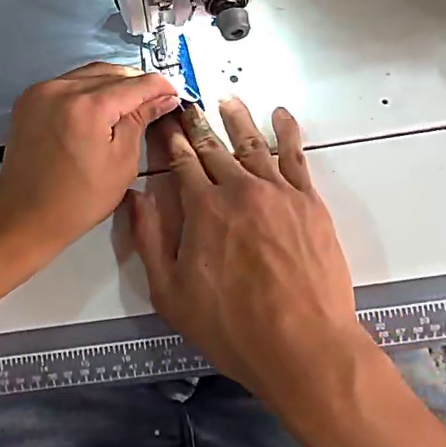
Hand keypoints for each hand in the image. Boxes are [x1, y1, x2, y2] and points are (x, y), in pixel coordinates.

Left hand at [0, 63, 179, 248]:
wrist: (24, 216)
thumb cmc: (78, 200)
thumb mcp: (121, 162)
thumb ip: (140, 121)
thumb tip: (163, 98)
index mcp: (87, 106)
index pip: (135, 84)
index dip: (160, 87)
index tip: (173, 94)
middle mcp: (61, 89)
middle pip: (111, 72)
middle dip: (136, 84)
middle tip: (156, 101)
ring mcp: (41, 91)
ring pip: (89, 73)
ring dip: (113, 83)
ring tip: (130, 104)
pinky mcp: (29, 98)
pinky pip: (68, 82)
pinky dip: (88, 88)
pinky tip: (100, 107)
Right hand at [129, 100, 372, 404]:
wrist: (304, 347)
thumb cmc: (232, 327)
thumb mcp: (170, 293)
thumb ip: (149, 240)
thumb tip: (136, 198)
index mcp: (203, 209)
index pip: (182, 161)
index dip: (171, 139)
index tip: (165, 121)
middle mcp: (239, 190)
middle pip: (214, 147)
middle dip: (197, 123)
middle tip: (189, 104)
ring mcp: (277, 192)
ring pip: (253, 144)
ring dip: (237, 119)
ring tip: (227, 99)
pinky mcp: (309, 202)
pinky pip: (296, 156)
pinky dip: (287, 132)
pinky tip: (281, 116)